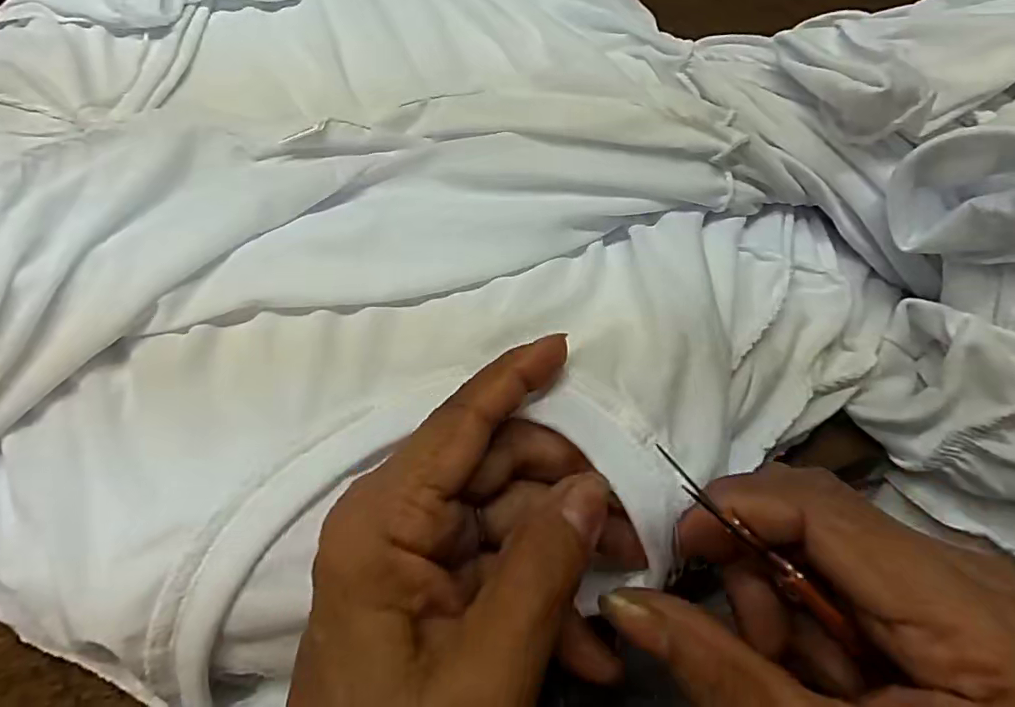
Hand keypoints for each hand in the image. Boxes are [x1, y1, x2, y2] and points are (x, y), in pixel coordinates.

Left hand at [288, 335, 611, 706]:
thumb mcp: (485, 669)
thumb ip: (542, 569)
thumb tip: (589, 485)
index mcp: (384, 519)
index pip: (459, 421)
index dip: (512, 377)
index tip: (562, 345)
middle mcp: (394, 520)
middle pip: (497, 468)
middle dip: (568, 489)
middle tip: (630, 525)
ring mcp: (413, 557)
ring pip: (509, 517)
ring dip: (569, 548)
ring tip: (625, 582)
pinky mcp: (430, 593)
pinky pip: (500, 566)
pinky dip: (546, 594)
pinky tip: (589, 649)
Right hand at [599, 463, 1014, 706]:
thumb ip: (722, 668)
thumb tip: (628, 602)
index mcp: (982, 627)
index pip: (826, 508)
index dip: (738, 508)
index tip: (678, 546)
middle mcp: (989, 581)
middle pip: (831, 514)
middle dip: (766, 567)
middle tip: (754, 642)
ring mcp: (984, 586)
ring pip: (842, 534)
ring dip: (794, 593)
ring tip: (802, 672)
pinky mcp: (970, 600)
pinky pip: (868, 563)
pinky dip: (828, 607)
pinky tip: (836, 668)